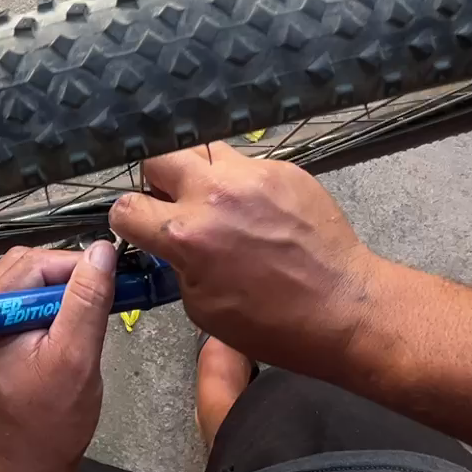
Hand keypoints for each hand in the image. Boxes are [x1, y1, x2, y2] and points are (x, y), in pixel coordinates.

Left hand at [0, 242, 116, 471]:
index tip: (106, 279)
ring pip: (27, 283)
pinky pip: (25, 303)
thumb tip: (101, 252)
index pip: (31, 264)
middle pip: (25, 267)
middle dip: (65, 276)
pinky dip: (51, 307)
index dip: (72, 267)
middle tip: (97, 298)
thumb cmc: (48, 429)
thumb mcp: (76, 359)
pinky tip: (69, 328)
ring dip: (60, 291)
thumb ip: (86, 302)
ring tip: (84, 316)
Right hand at [109, 142, 384, 372]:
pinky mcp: (281, 168)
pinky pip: (245, 161)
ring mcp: (250, 175)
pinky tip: (256, 207)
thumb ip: (176, 263)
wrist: (344, 308)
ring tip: (215, 199)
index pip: (127, 207)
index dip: (127, 219)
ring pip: (202, 149)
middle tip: (172, 201)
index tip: (137, 223)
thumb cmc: (276, 323)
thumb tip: (168, 241)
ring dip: (199, 172)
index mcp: (187, 236)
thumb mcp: (203, 308)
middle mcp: (213, 195)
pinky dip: (241, 181)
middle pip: (158, 157)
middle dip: (157, 180)